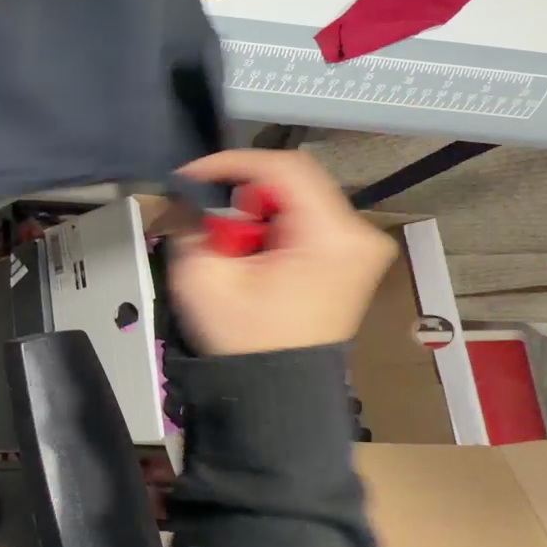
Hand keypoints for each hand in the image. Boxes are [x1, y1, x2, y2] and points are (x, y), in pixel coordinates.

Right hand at [169, 149, 396, 355]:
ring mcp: (357, 246)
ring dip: (252, 214)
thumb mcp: (203, 277)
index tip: (191, 175)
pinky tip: (248, 254)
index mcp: (330, 236)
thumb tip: (189, 199)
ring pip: (296, 200)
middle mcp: (356, 234)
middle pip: (292, 182)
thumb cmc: (245, 336)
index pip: (285, 168)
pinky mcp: (347, 257)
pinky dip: (267, 227)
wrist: (277, 382)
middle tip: (207, 224)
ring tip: (228, 248)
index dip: (231, 163)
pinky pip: (304, 220)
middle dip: (240, 197)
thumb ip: (194, 227)